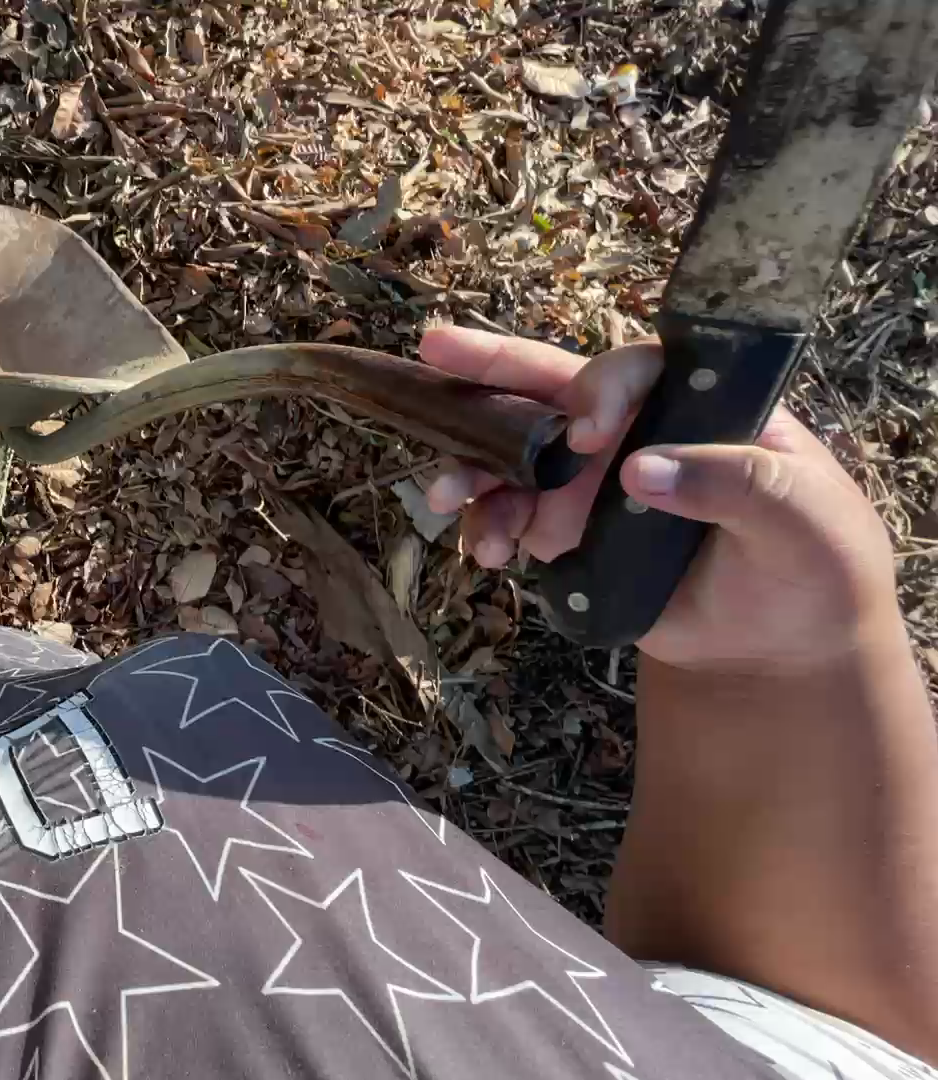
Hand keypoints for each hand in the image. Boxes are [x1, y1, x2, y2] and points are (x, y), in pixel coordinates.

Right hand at [419, 325, 898, 674]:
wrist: (756, 644)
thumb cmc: (807, 573)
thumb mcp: (807, 525)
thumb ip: (741, 486)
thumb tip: (638, 469)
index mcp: (692, 414)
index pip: (635, 372)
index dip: (599, 391)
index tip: (586, 438)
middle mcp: (624, 436)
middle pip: (548, 388)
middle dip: (486, 367)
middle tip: (434, 347)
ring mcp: (578, 482)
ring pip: (504, 455)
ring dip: (466, 472)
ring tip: (444, 500)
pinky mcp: (548, 525)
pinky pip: (498, 514)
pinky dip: (479, 529)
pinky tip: (488, 553)